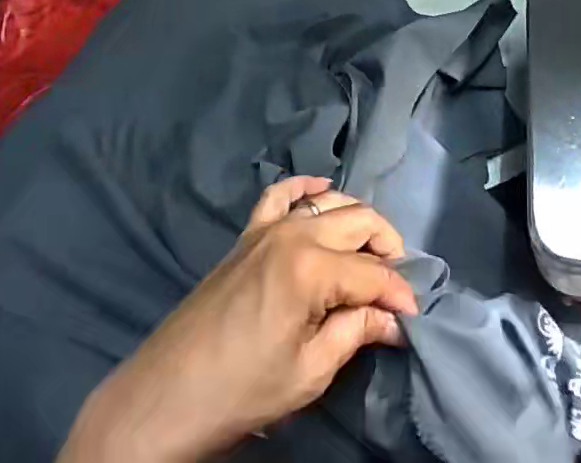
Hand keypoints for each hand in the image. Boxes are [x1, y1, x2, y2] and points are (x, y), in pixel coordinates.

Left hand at [60, 176, 418, 462]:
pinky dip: (304, 187)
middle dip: (388, 249)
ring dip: (357, 220)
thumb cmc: (241, 390)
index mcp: (311, 267)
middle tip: (396, 286)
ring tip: (373, 251)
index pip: (374, 273)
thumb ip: (356, 332)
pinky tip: (322, 189)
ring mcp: (267, 228)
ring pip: (328, 203)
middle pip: (359, 223)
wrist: (166, 394)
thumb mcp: (309, 371)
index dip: (399, 294)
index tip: (413, 318)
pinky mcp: (247, 234)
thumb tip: (394, 319)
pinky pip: (279, 194)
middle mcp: (293, 233)